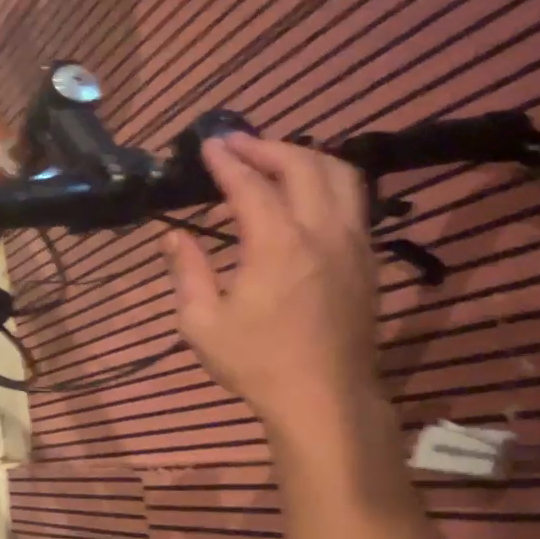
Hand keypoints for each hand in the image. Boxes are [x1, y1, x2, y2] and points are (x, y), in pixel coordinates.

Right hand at [162, 134, 384, 434]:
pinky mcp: (366, 257)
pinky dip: (326, 182)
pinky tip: (305, 193)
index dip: (227, 162)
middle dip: (268, 148)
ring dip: (305, 158)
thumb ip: (187, 273)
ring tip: (275, 159)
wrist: (321, 393)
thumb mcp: (201, 323)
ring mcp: (352, 241)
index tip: (208, 146)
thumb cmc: (254, 361)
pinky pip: (353, 200)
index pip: (250, 187)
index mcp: (276, 245)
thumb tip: (173, 237)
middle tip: (238, 144)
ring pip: (340, 176)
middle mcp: (321, 230)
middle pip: (304, 166)